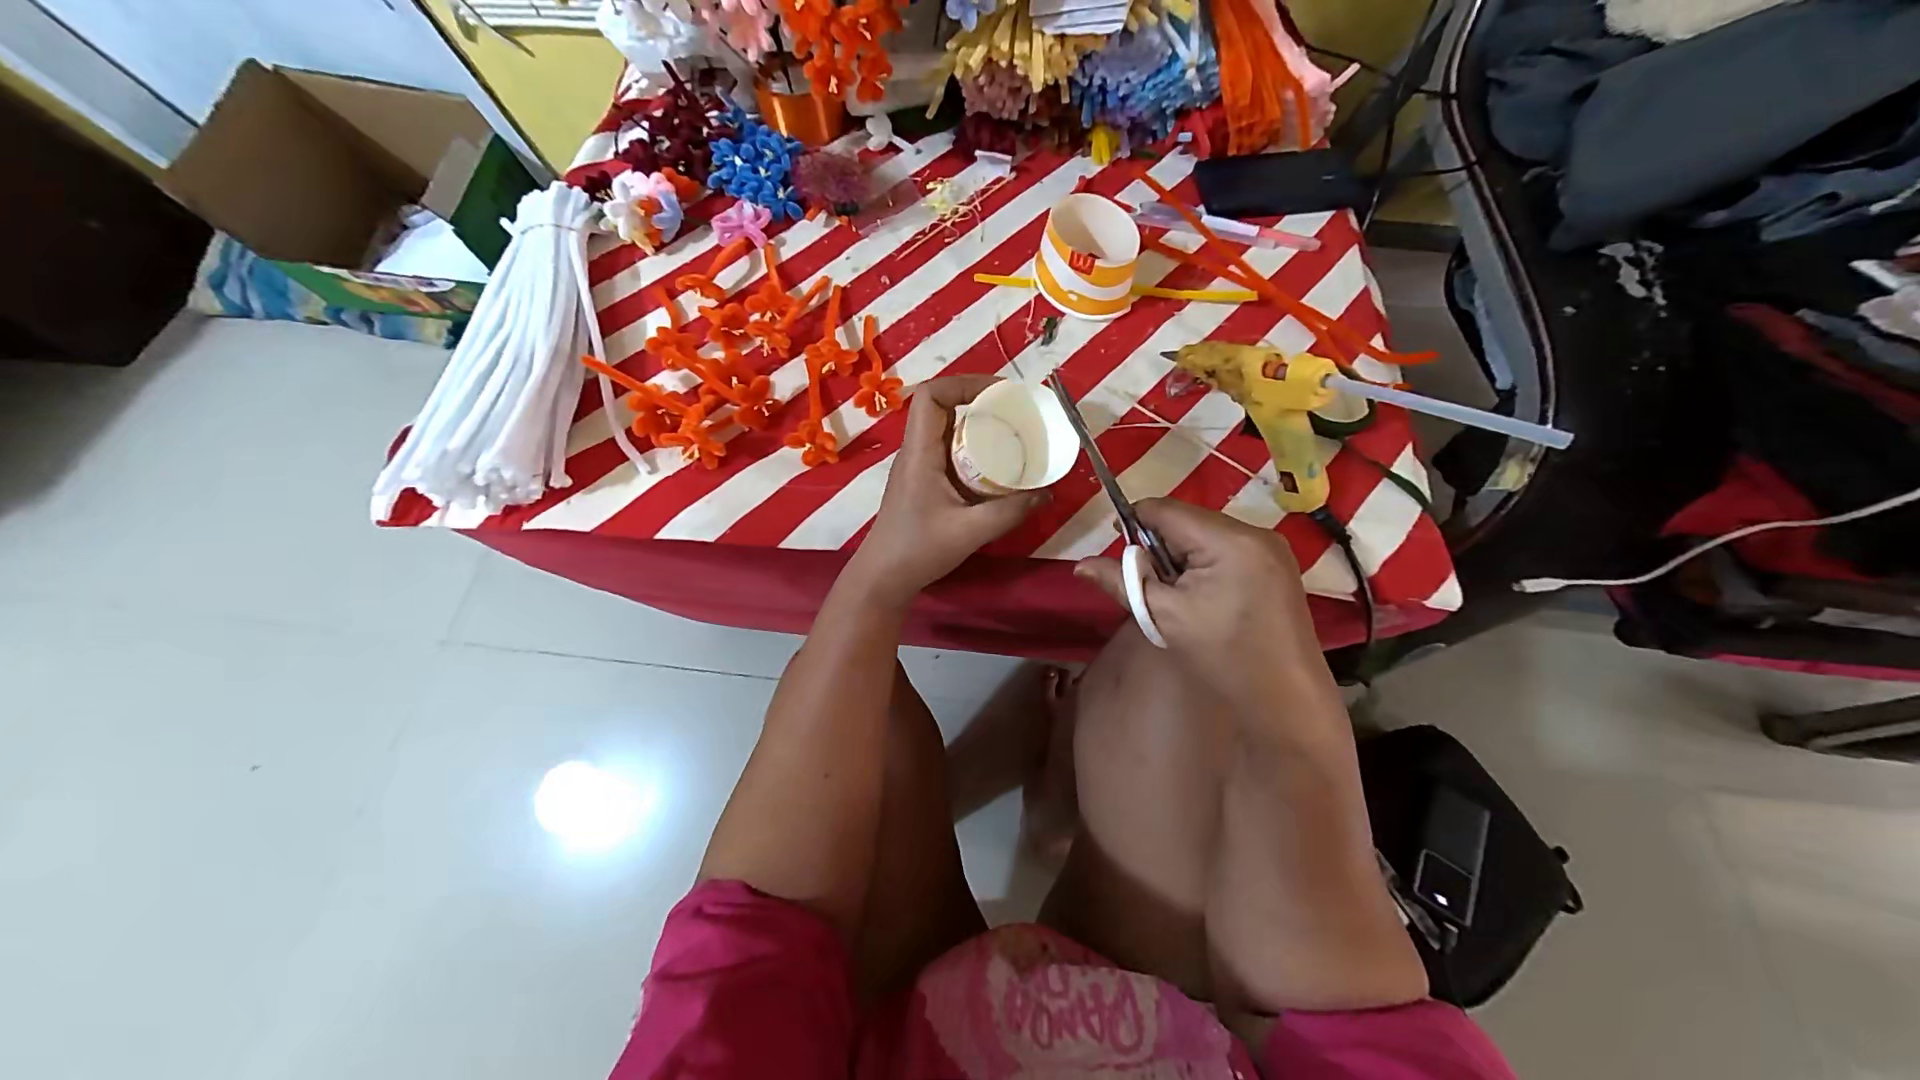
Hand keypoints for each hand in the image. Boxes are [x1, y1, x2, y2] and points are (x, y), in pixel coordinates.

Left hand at [848, 376, 1047, 604]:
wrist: (883, 578)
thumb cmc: (917, 550)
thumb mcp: (970, 532)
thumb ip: (1010, 512)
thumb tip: (1047, 493)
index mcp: (919, 453)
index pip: (930, 396)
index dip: (962, 383)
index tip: (999, 393)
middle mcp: (915, 452)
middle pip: (940, 406)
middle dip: (977, 400)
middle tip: (1013, 412)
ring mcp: (917, 467)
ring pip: (944, 428)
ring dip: (975, 425)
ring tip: (1010, 432)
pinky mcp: (922, 483)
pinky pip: (947, 450)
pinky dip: (971, 448)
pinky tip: (994, 465)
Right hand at [1074, 498, 1340, 733]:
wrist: (1286, 699)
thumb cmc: (1222, 656)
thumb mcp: (1164, 616)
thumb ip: (1121, 582)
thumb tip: (1080, 565)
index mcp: (1227, 539)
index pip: (1163, 509)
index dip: (1133, 525)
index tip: (1122, 559)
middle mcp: (1254, 531)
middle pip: (1185, 520)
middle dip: (1159, 547)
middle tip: (1151, 588)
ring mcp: (1272, 548)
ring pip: (1205, 534)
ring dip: (1180, 557)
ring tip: (1178, 597)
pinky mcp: (1278, 565)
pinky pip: (1227, 548)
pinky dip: (1205, 564)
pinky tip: (1204, 599)